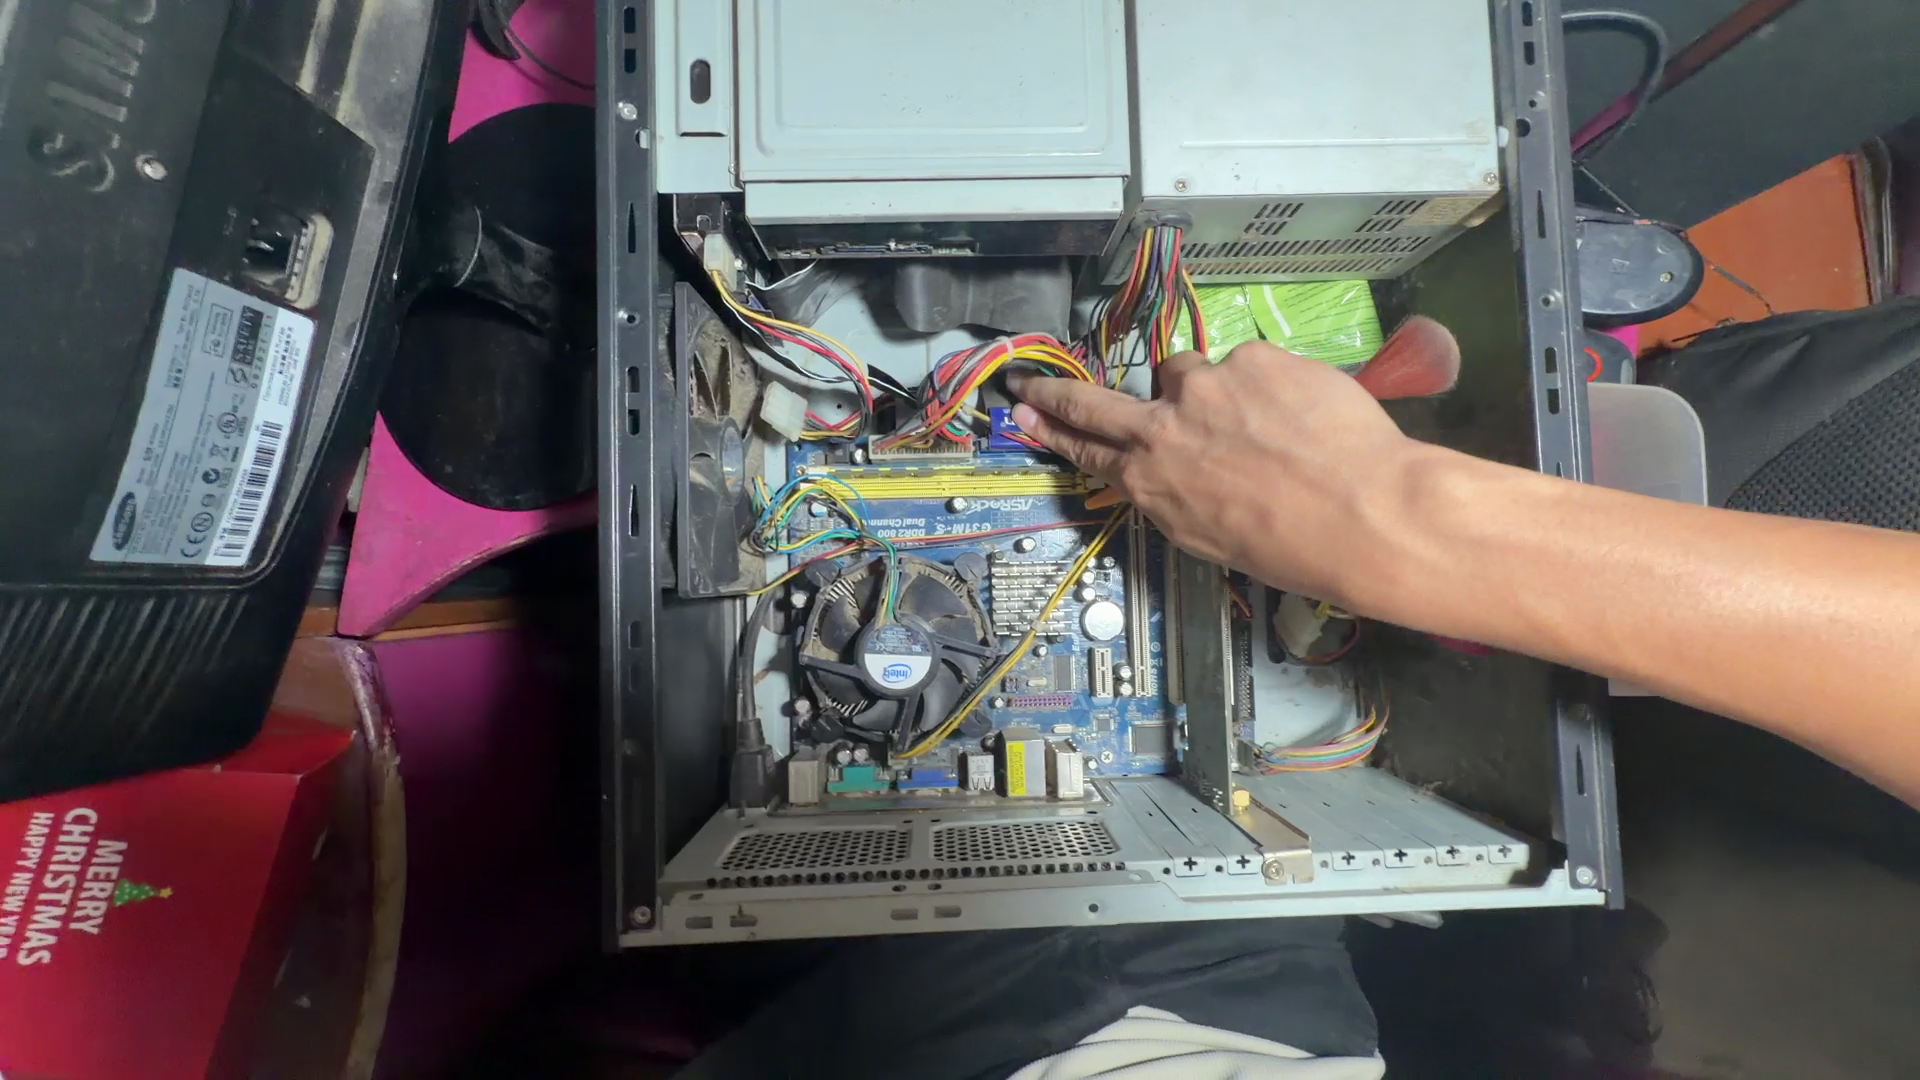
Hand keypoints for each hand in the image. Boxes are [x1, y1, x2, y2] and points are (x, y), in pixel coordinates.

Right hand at [1010, 342, 1432, 606]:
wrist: (1363, 512)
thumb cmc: (1283, 546)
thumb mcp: (1202, 534)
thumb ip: (1167, 491)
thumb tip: (1160, 467)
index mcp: (1147, 479)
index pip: (1083, 446)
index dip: (1050, 427)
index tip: (1024, 408)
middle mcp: (1161, 426)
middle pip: (1092, 400)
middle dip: (1055, 392)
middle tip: (1031, 382)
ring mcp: (1205, 384)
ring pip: (1187, 374)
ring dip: (1203, 391)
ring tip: (1253, 420)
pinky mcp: (1254, 357)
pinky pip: (1245, 365)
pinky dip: (1261, 385)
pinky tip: (1293, 412)